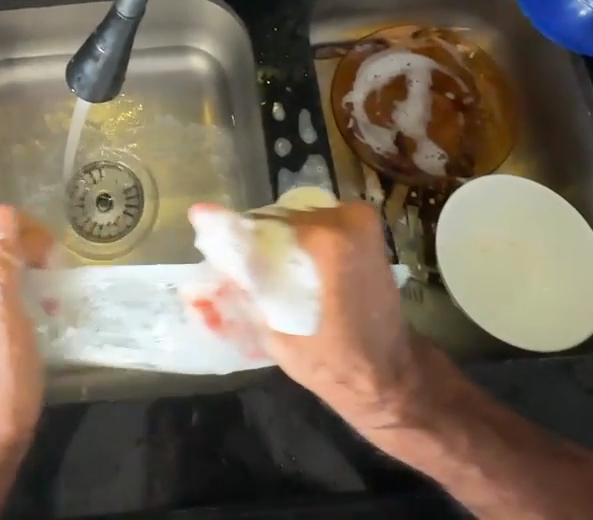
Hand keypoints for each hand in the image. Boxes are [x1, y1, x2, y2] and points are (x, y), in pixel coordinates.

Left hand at [0, 204, 53, 459]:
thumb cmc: (1, 386)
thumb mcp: (9, 321)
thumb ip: (1, 265)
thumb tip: (2, 211)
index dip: (23, 230)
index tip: (51, 257)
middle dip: (15, 238)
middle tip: (48, 265)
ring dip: (7, 257)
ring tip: (38, 280)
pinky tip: (21, 301)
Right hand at [207, 201, 428, 433]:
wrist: (389, 375)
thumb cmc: (332, 360)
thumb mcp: (274, 330)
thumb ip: (240, 290)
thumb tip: (203, 267)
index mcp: (324, 238)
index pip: (260, 223)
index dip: (232, 233)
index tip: (210, 237)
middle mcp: (344, 218)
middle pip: (280, 218)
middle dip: (259, 238)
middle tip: (244, 267)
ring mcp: (360, 220)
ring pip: (299, 219)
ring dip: (282, 239)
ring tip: (269, 271)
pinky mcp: (368, 229)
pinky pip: (319, 223)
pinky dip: (303, 240)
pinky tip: (294, 269)